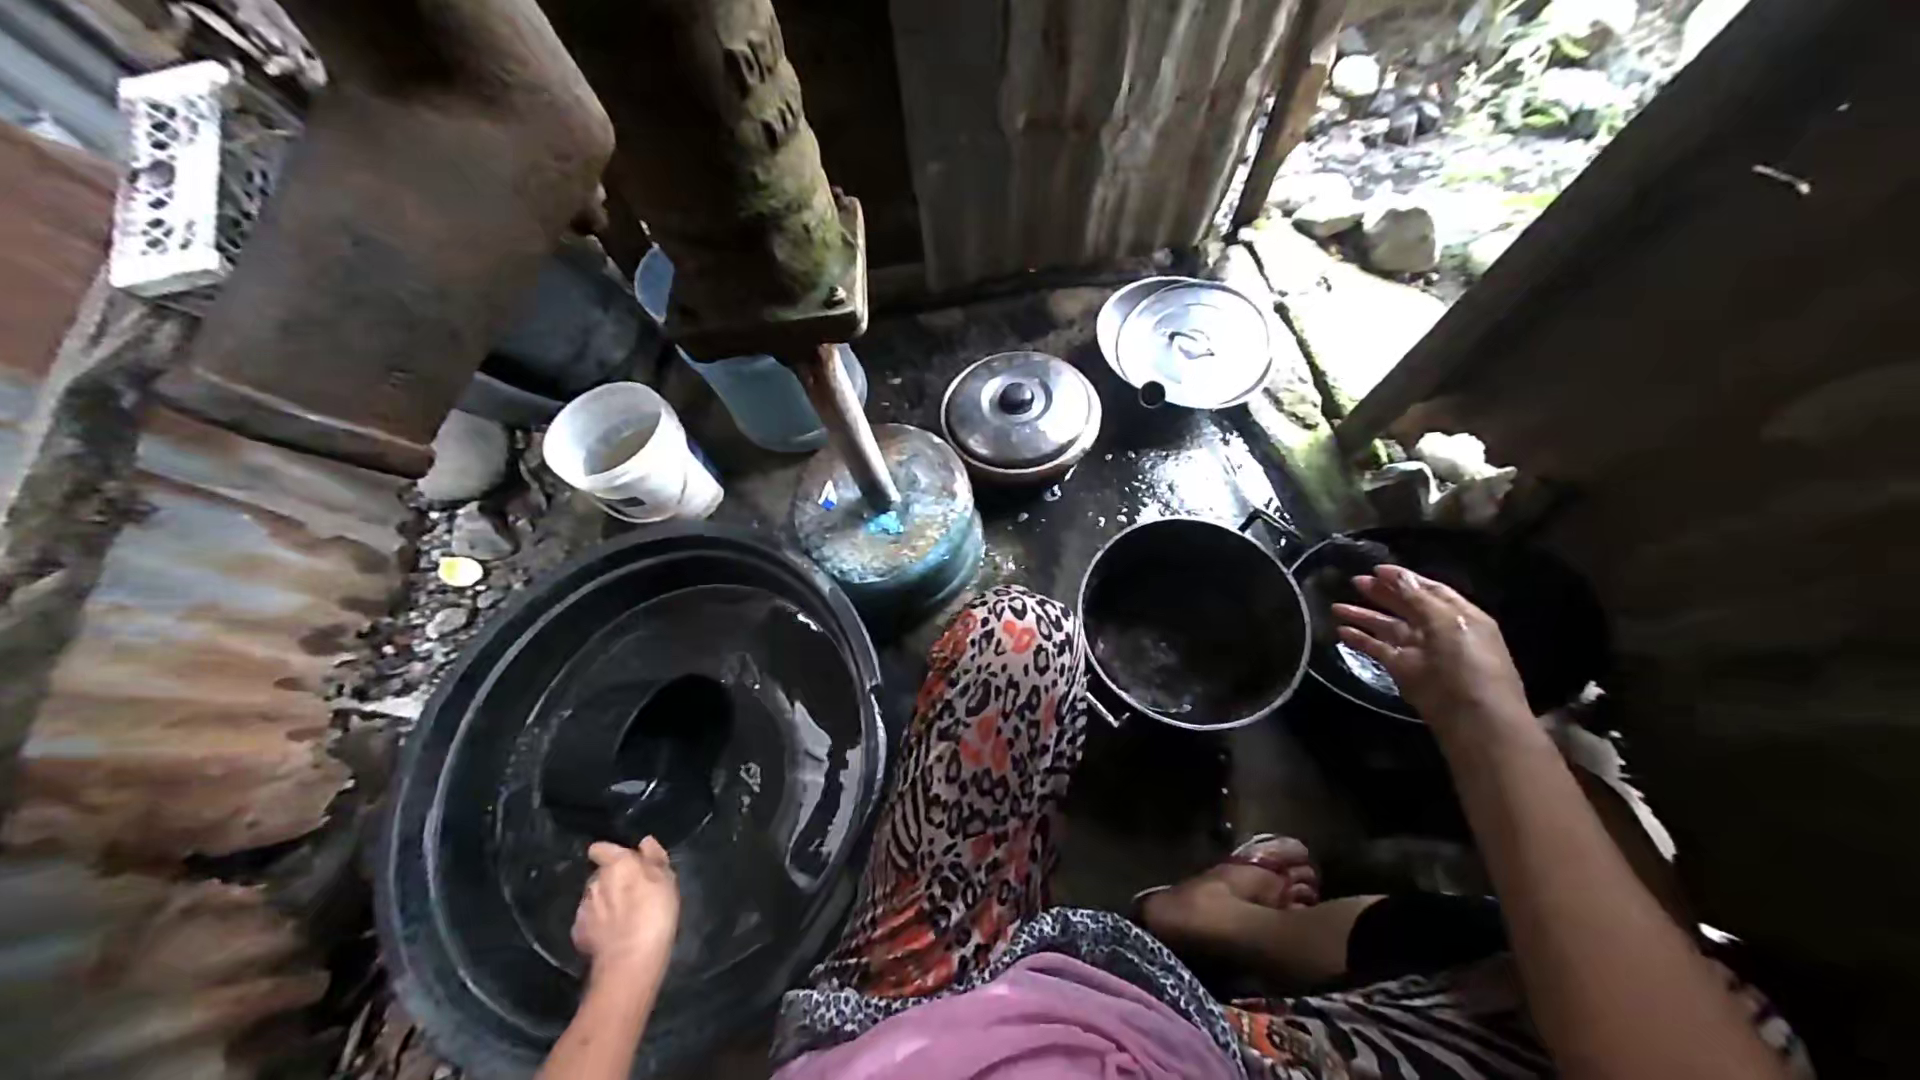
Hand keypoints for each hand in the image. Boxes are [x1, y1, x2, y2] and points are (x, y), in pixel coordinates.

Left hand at [571, 838, 679, 984]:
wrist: (630, 960)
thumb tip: (645, 842)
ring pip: (594, 897)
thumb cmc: (655, 913)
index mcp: (617, 864)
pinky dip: (598, 923)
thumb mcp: (667, 880)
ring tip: (623, 916)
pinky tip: (611, 934)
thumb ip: (654, 858)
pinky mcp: (577, 932)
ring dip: (605, 901)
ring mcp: (583, 907)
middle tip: (632, 893)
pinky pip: (588, 920)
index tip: (622, 862)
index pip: (601, 848)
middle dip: (612, 880)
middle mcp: (595, 881)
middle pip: (600, 874)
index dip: (609, 853)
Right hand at [1330, 564, 1530, 729]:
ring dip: (1363, 616)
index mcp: (1458, 616)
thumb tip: (1393, 574)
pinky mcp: (1402, 670)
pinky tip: (1342, 631)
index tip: (1376, 569)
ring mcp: (1419, 651)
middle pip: (1406, 606)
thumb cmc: (1468, 663)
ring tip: (1336, 607)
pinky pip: (1378, 649)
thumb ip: (1418, 597)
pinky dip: (1360, 640)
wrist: (1473, 716)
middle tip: (1354, 582)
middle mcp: (1438, 630)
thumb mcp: (1447, 622)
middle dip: (1381, 593)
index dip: (1403, 578)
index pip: (1429, 590)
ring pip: (1387, 627)